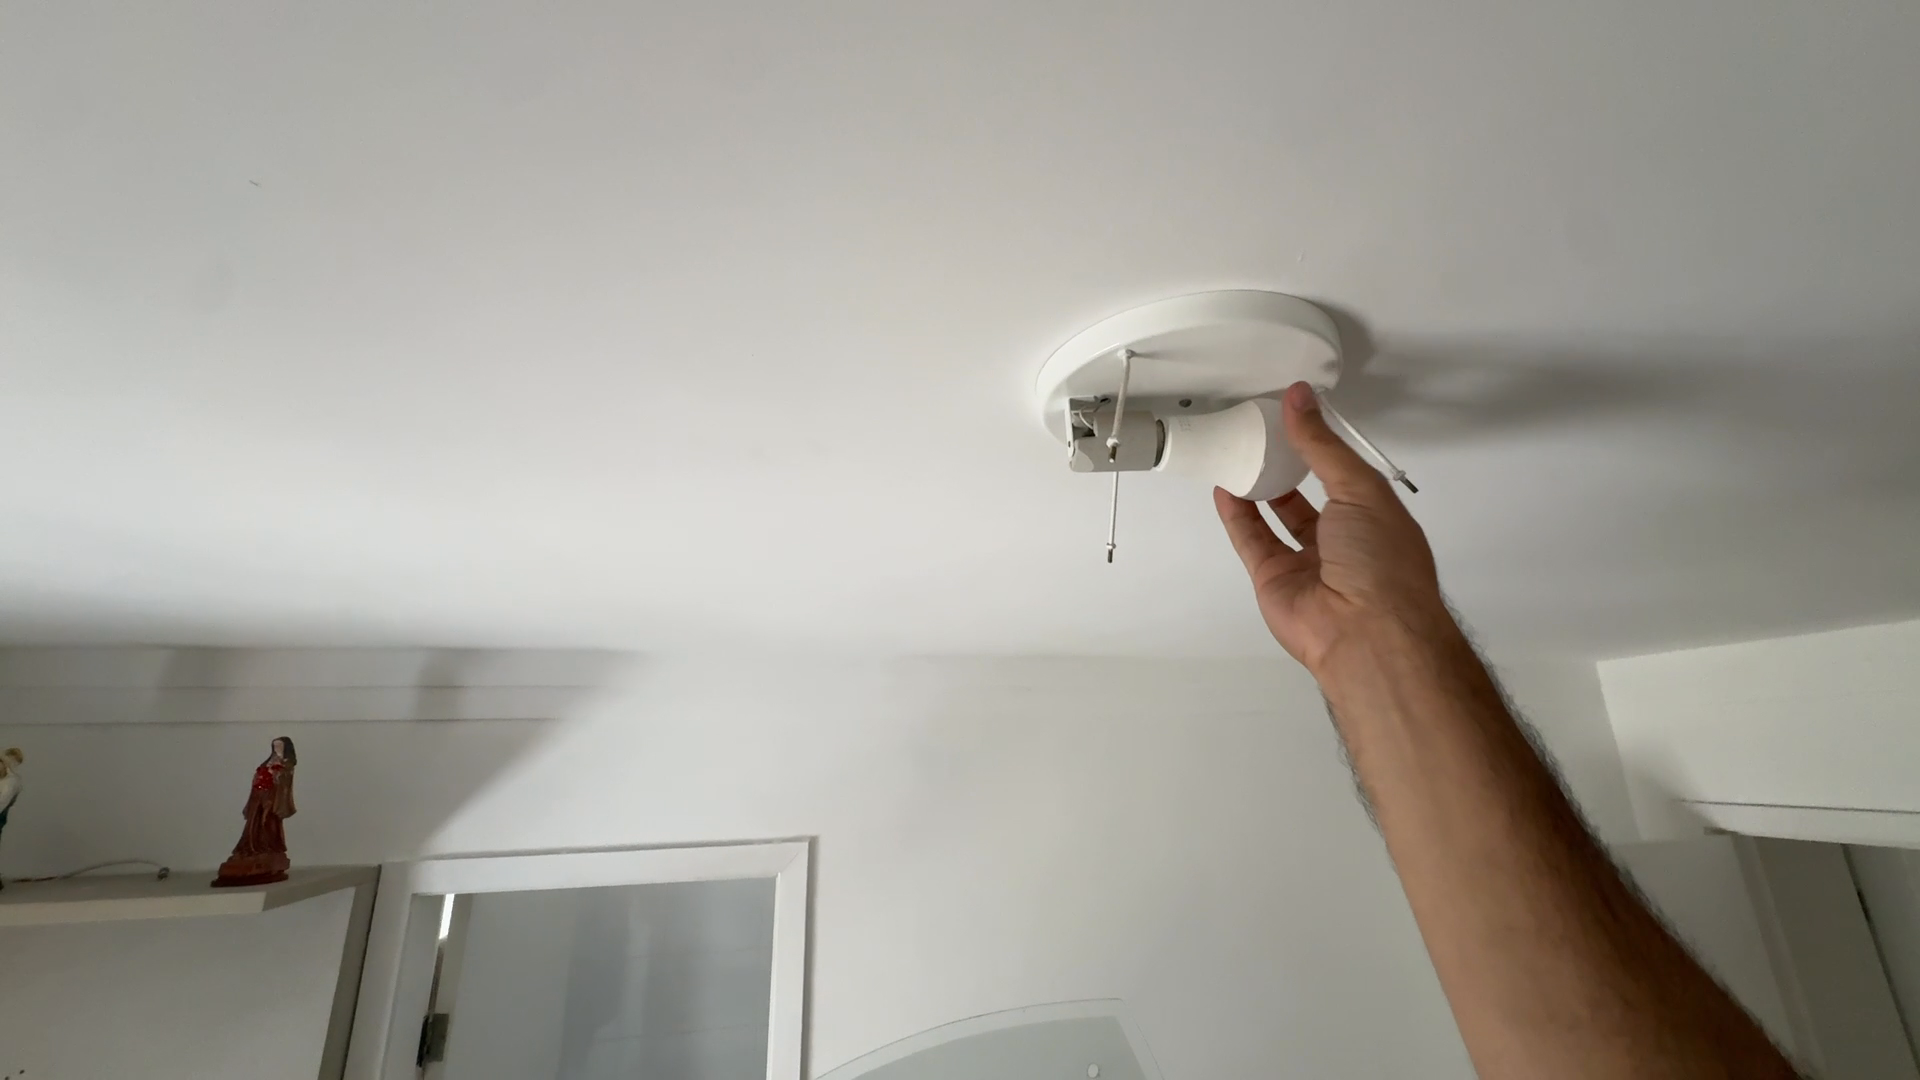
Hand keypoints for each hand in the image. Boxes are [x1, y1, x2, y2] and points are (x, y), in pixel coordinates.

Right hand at [1214, 382, 1447, 672]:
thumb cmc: (1379, 559)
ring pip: (1277, 517)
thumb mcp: (1359, 490)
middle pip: (1308, 495)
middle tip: (1262, 434)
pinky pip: (1251, 540)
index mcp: (1374, 516)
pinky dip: (1236, 515)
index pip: (1343, 472)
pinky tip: (1225, 488)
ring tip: (1240, 454)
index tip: (1295, 411)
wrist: (1363, 632)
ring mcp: (1305, 560)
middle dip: (1288, 466)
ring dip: (1259, 488)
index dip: (1320, 443)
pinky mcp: (1272, 577)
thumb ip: (1322, 446)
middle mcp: (1341, 539)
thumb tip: (1298, 398)